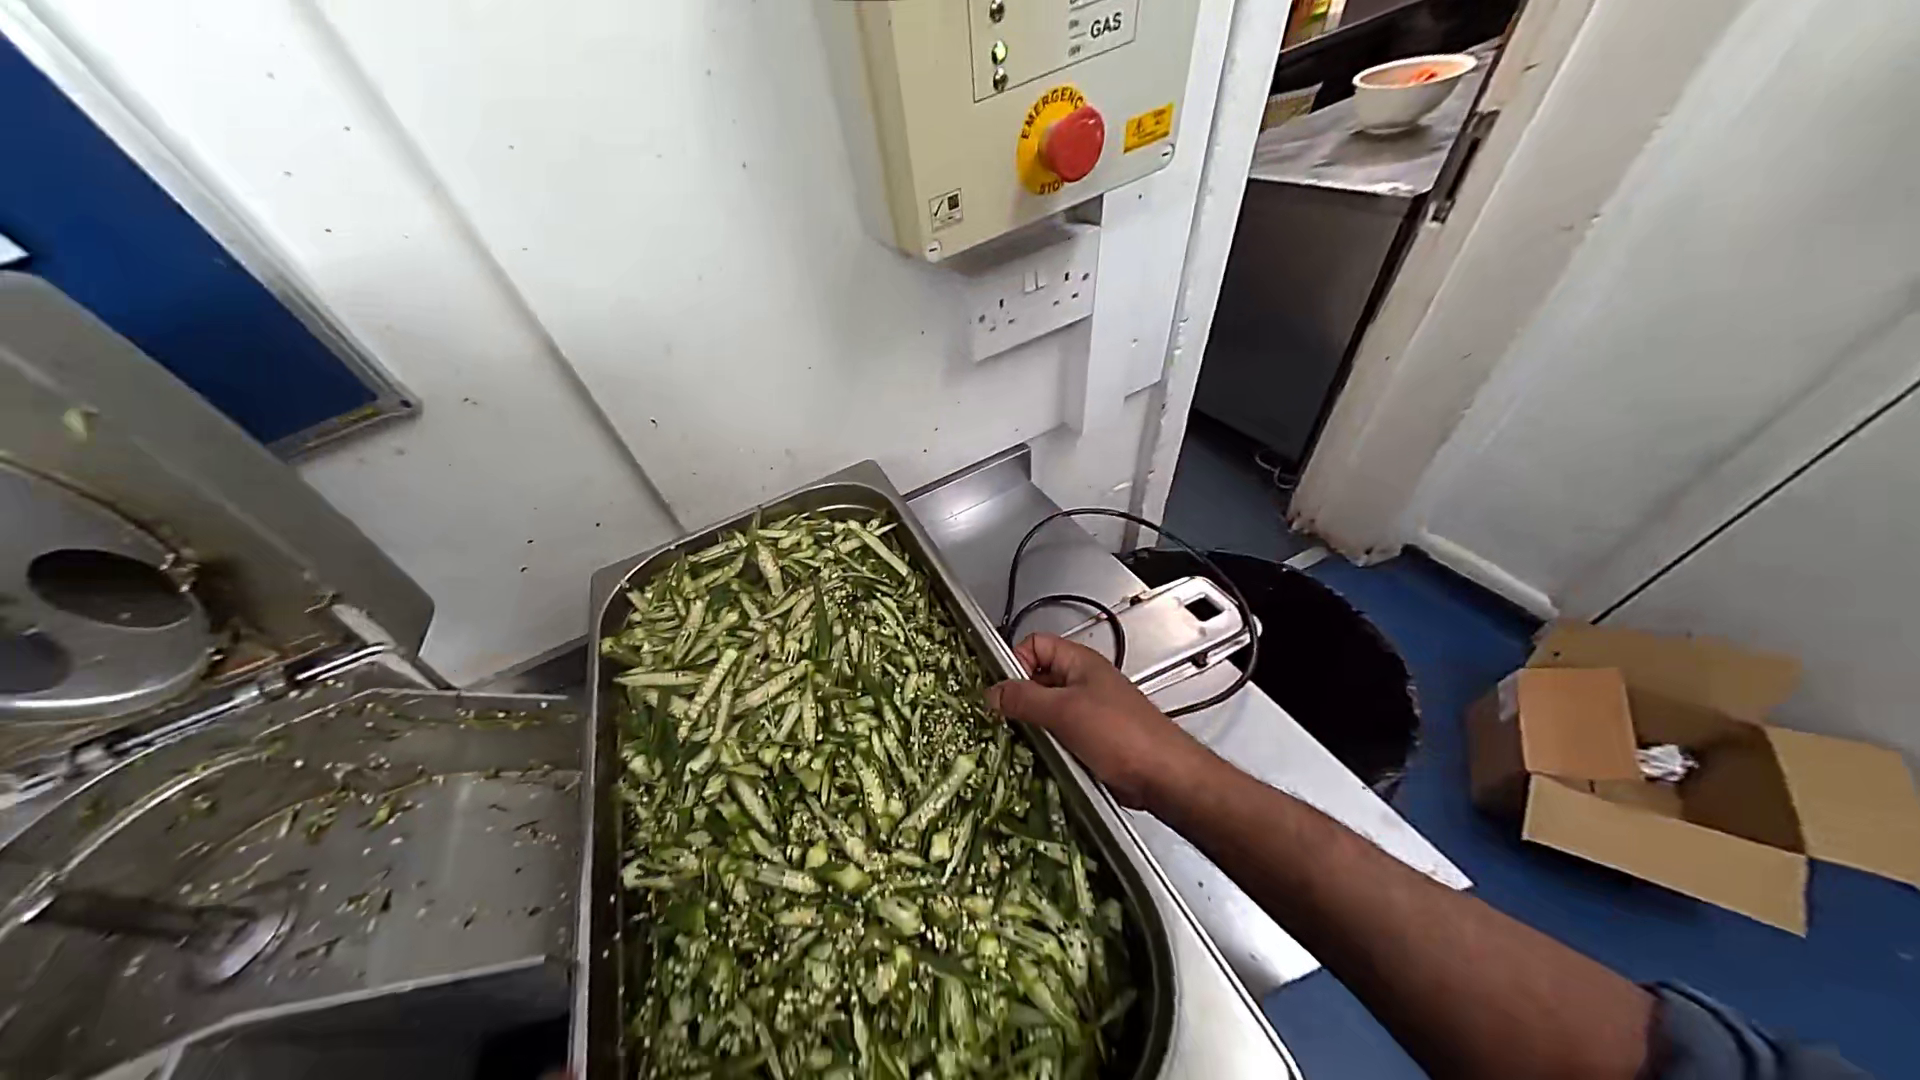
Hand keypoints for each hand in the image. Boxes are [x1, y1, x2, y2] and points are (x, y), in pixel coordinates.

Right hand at [986, 633, 1214, 809]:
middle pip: (1036, 677)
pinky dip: (1045, 742)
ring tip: (1018, 739)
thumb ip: (1024, 698)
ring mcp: (1086, 709)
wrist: (1162, 776)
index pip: (1034, 645)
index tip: (1003, 689)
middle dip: (1018, 696)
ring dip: (1031, 723)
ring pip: (1045, 708)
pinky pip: (1056, 732)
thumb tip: (992, 692)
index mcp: (1078, 662)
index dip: (1015, 661)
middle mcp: (1082, 681)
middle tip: (1002, 718)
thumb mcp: (1064, 711)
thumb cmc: (1121, 734)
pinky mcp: (1089, 737)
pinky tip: (1037, 756)